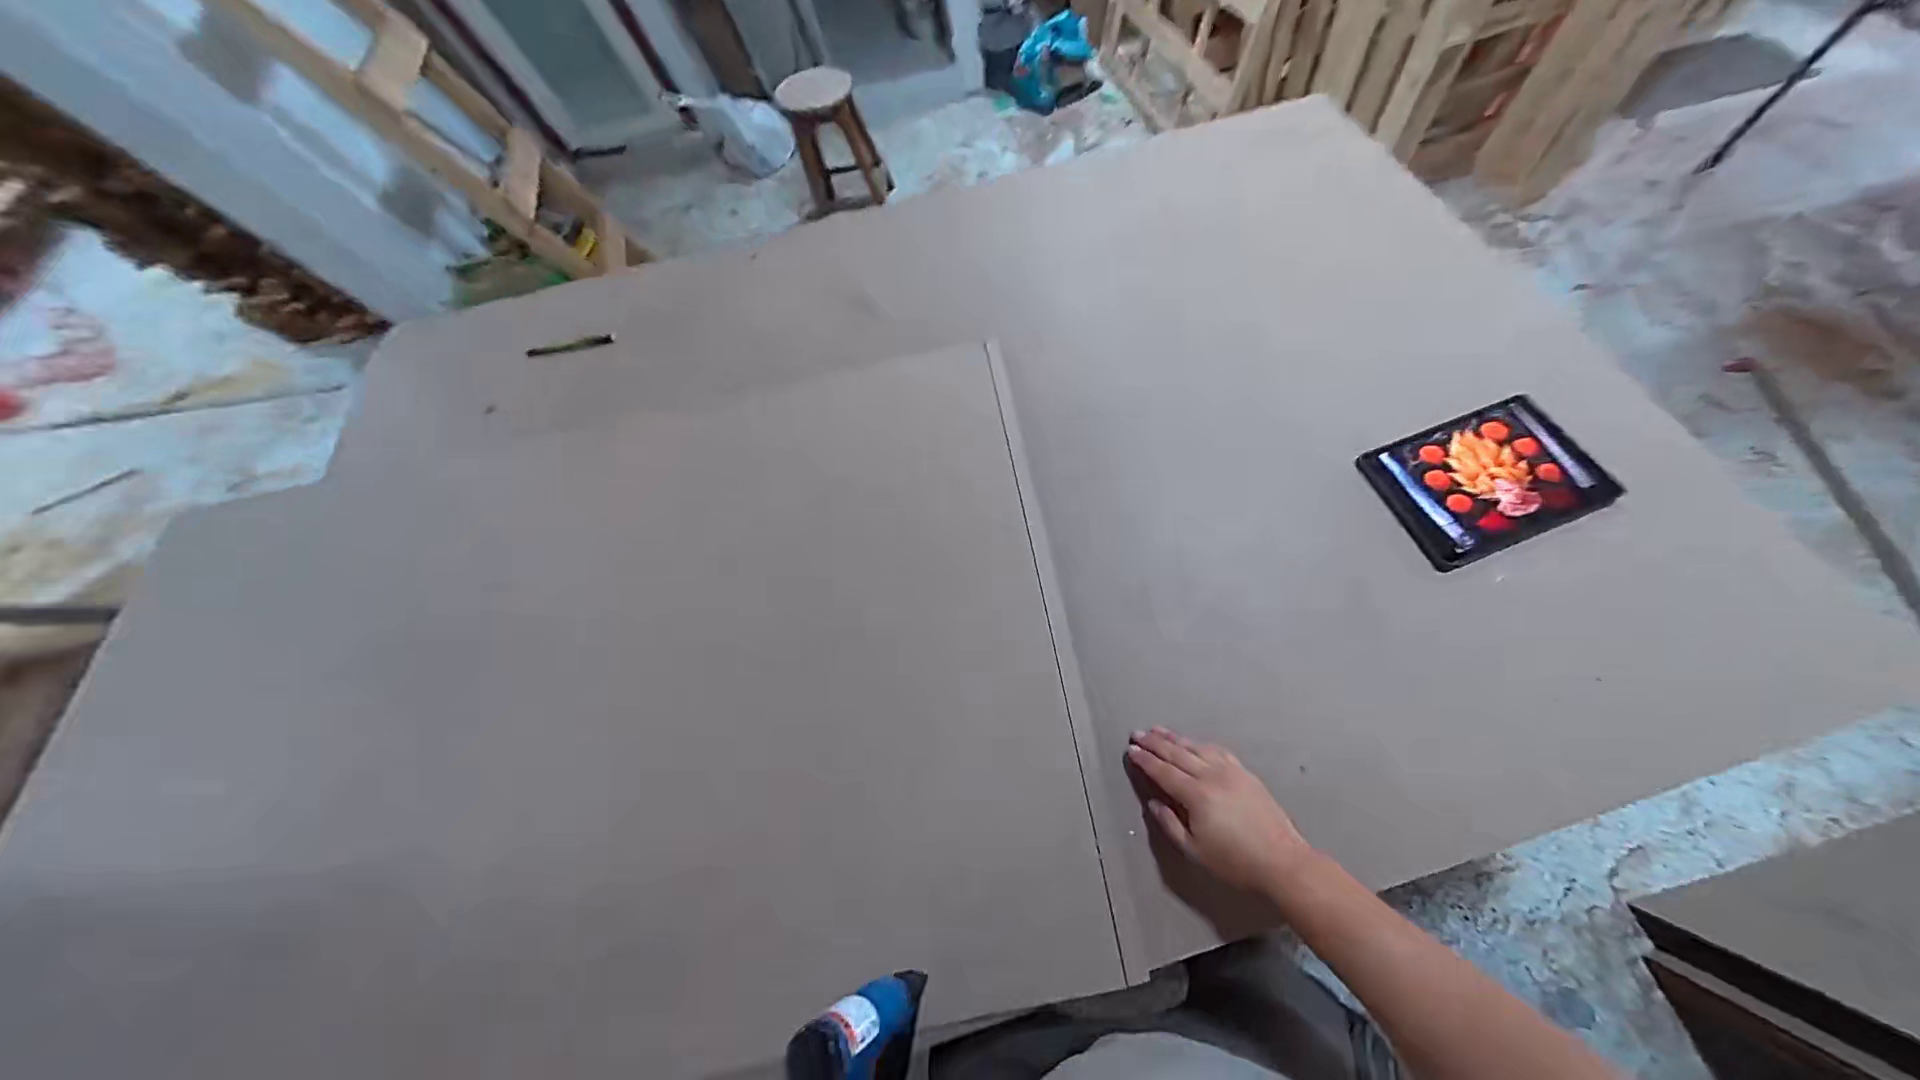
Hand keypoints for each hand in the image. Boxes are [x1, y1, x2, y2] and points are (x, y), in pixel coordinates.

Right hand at [1126, 727, 1313, 893]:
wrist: (1282, 862)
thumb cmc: (1235, 862)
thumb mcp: (1194, 851)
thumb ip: (1170, 824)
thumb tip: (1154, 803)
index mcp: (1196, 795)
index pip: (1163, 771)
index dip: (1145, 760)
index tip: (1131, 750)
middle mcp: (1212, 776)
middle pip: (1177, 753)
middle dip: (1154, 743)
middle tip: (1137, 733)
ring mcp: (1231, 772)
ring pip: (1196, 748)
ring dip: (1175, 738)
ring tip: (1158, 731)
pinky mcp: (1245, 774)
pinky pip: (1217, 751)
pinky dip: (1200, 744)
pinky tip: (1193, 743)